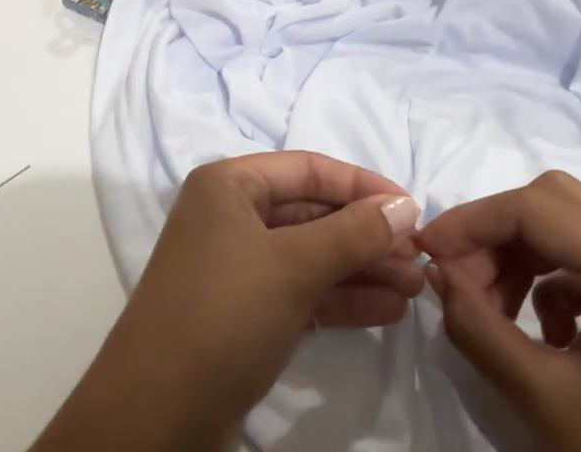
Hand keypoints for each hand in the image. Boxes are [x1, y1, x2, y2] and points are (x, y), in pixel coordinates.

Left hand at [30, 151, 420, 451]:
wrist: (159, 411)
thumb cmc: (224, 314)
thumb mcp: (292, 266)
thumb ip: (352, 233)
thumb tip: (405, 205)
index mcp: (229, 185)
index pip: (308, 169)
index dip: (362, 185)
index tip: (414, 209)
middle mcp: (230, 216)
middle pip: (312, 212)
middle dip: (366, 233)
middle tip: (421, 257)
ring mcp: (237, 266)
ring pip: (311, 255)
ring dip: (362, 268)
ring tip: (416, 287)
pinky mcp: (245, 311)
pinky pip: (302, 291)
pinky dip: (341, 298)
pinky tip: (387, 310)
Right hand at [417, 172, 580, 451]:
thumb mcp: (546, 400)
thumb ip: (478, 328)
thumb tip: (437, 275)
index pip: (535, 207)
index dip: (471, 221)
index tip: (425, 254)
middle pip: (559, 204)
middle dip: (498, 233)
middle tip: (461, 282)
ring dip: (526, 255)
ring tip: (495, 311)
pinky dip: (561, 282)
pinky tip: (548, 335)